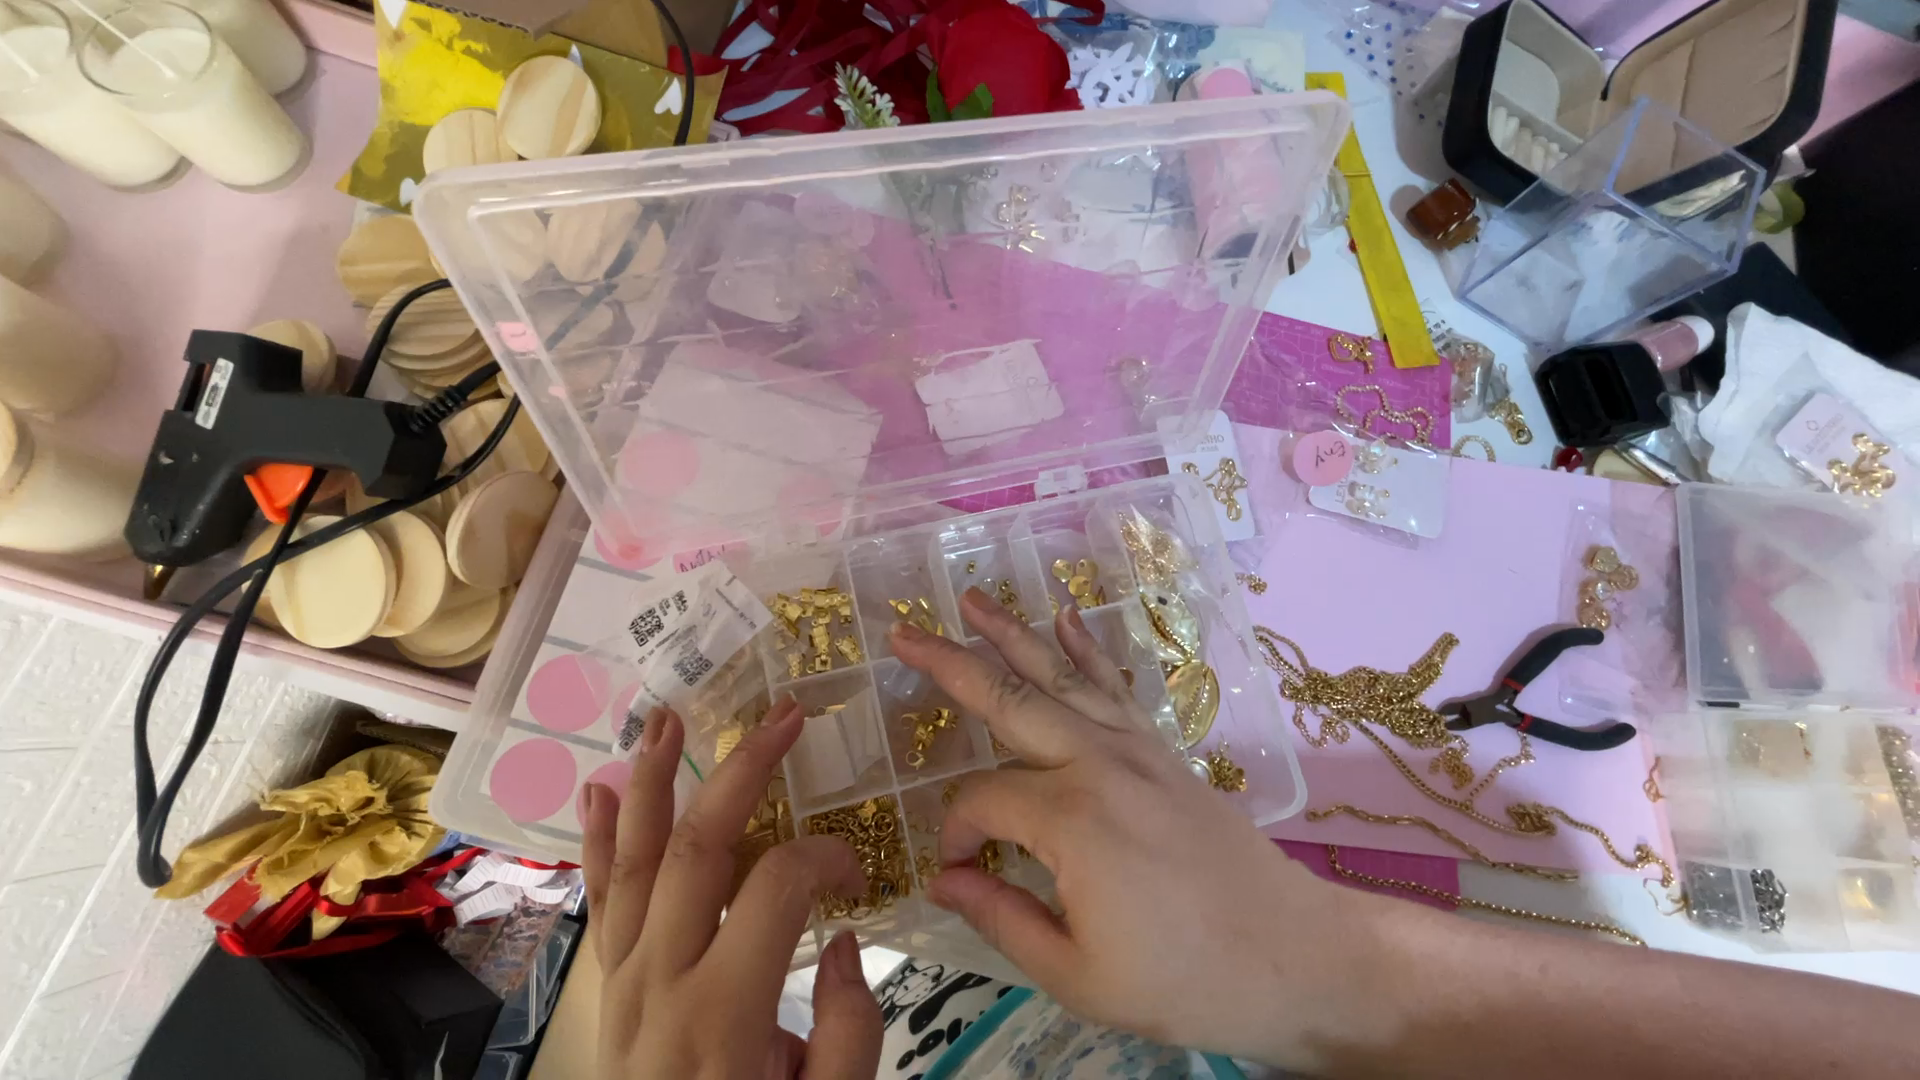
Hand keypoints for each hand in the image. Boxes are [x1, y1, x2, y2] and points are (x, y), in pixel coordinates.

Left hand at [580, 700, 882, 1078]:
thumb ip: (850, 1030)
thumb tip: (843, 938)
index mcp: (724, 1012)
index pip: (779, 887)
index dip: (825, 857)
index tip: (855, 870)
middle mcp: (662, 980)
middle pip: (700, 848)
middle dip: (744, 770)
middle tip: (781, 715)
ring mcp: (622, 978)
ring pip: (636, 860)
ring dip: (653, 782)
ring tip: (667, 719)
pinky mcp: (607, 984)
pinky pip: (602, 900)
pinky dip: (600, 840)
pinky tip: (599, 788)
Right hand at [890, 588, 1405, 1069]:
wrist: (1295, 957)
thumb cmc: (1186, 979)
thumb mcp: (1078, 976)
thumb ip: (1000, 918)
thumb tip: (942, 878)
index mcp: (1070, 820)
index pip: (981, 803)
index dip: (956, 834)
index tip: (958, 872)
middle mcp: (1096, 762)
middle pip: (1008, 699)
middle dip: (949, 664)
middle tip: (902, 632)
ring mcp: (1133, 746)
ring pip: (1058, 676)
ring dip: (1011, 634)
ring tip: (971, 600)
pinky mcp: (1159, 747)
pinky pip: (1112, 685)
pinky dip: (1085, 649)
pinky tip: (1064, 617)